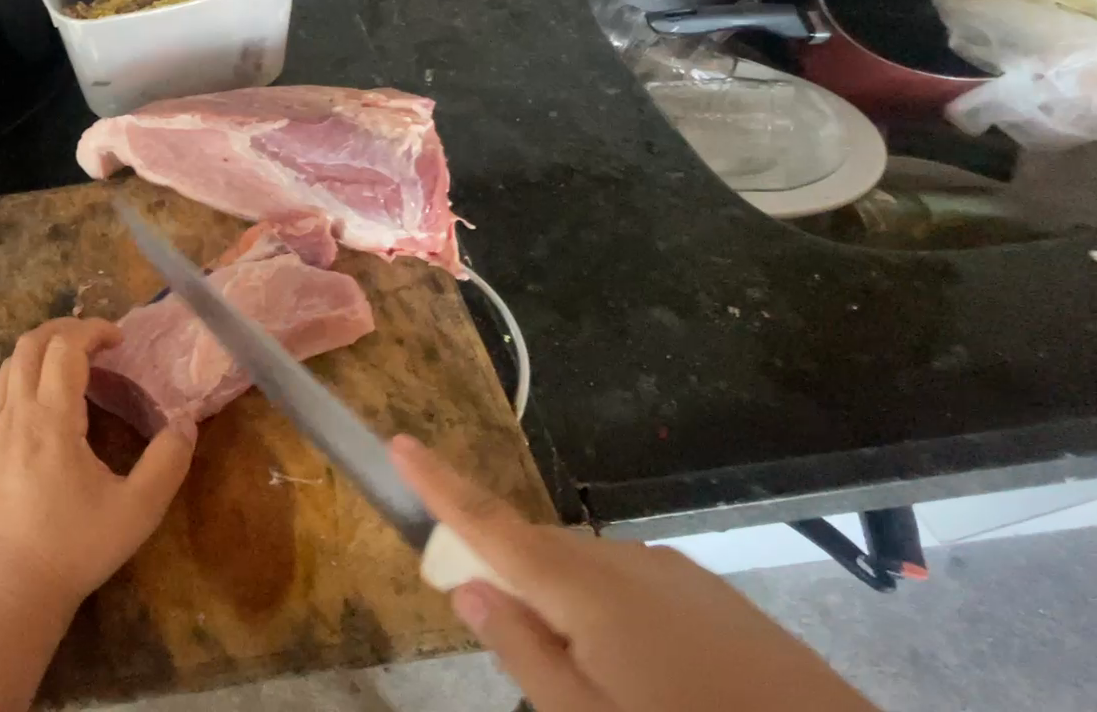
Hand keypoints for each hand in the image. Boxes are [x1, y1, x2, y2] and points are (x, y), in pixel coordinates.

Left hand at [0, 318, 196, 612]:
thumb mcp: (138, 510)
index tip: (122, 340)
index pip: (64, 348)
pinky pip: (4, 387)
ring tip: (78, 359)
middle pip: (30, 343)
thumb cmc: (77, 547)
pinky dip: (28, 369)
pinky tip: (53, 394)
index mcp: (51, 421)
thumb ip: (168, 462)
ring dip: (44, 346)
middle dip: (67, 328)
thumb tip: (187, 422)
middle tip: (101, 341)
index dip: (93, 331)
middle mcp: (18, 414)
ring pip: (10, 362)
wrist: (15, 588)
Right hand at [390, 435, 879, 711]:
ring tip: (584, 674)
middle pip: (534, 547)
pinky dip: (604, 605)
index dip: (438, 483)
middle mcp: (625, 562)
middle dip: (505, 571)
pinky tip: (641, 671)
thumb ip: (524, 653)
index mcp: (586, 591)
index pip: (490, 523)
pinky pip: (629, 582)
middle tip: (504, 633)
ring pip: (583, 566)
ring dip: (558, 596)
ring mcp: (676, 574)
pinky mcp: (716, 596)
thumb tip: (470, 587)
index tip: (399, 440)